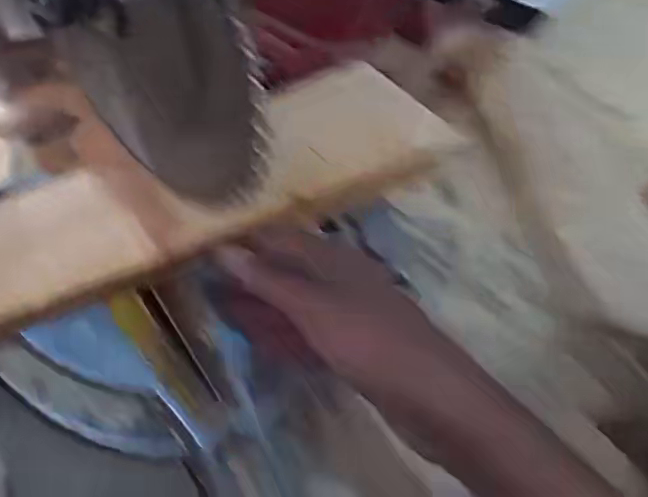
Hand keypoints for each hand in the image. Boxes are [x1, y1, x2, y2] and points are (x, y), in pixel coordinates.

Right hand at [216, 230, 472, 416]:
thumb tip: (219, 248)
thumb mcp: (311, 308)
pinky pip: (307, 332)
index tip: (200, 249)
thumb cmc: (372, 342)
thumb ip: (264, 279)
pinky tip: (260, 342)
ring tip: (224, 315)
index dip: (238, 242)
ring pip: (292, 303)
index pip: (272, 238)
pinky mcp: (354, 347)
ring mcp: (347, 313)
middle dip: (245, 279)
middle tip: (206, 288)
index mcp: (330, 258)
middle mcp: (337, 278)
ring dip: (259, 308)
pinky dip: (282, 334)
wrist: (447, 410)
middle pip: (281, 270)